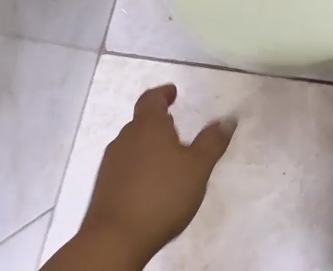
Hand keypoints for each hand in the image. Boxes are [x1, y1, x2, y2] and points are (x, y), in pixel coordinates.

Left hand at [60, 84, 235, 269]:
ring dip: (148, 146)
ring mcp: (110, 164)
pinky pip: (124, 167)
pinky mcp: (103, 189)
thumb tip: (228, 118)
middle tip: (175, 128)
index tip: (173, 92)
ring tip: (166, 159)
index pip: (151, 99)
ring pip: (132, 145)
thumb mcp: (198, 167)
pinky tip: (150, 186)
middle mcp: (125, 139)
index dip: (163, 93)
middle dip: (158, 123)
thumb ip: (213, 141)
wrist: (115, 240)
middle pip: (141, 122)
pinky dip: (138, 167)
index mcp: (148, 126)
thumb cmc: (162, 195)